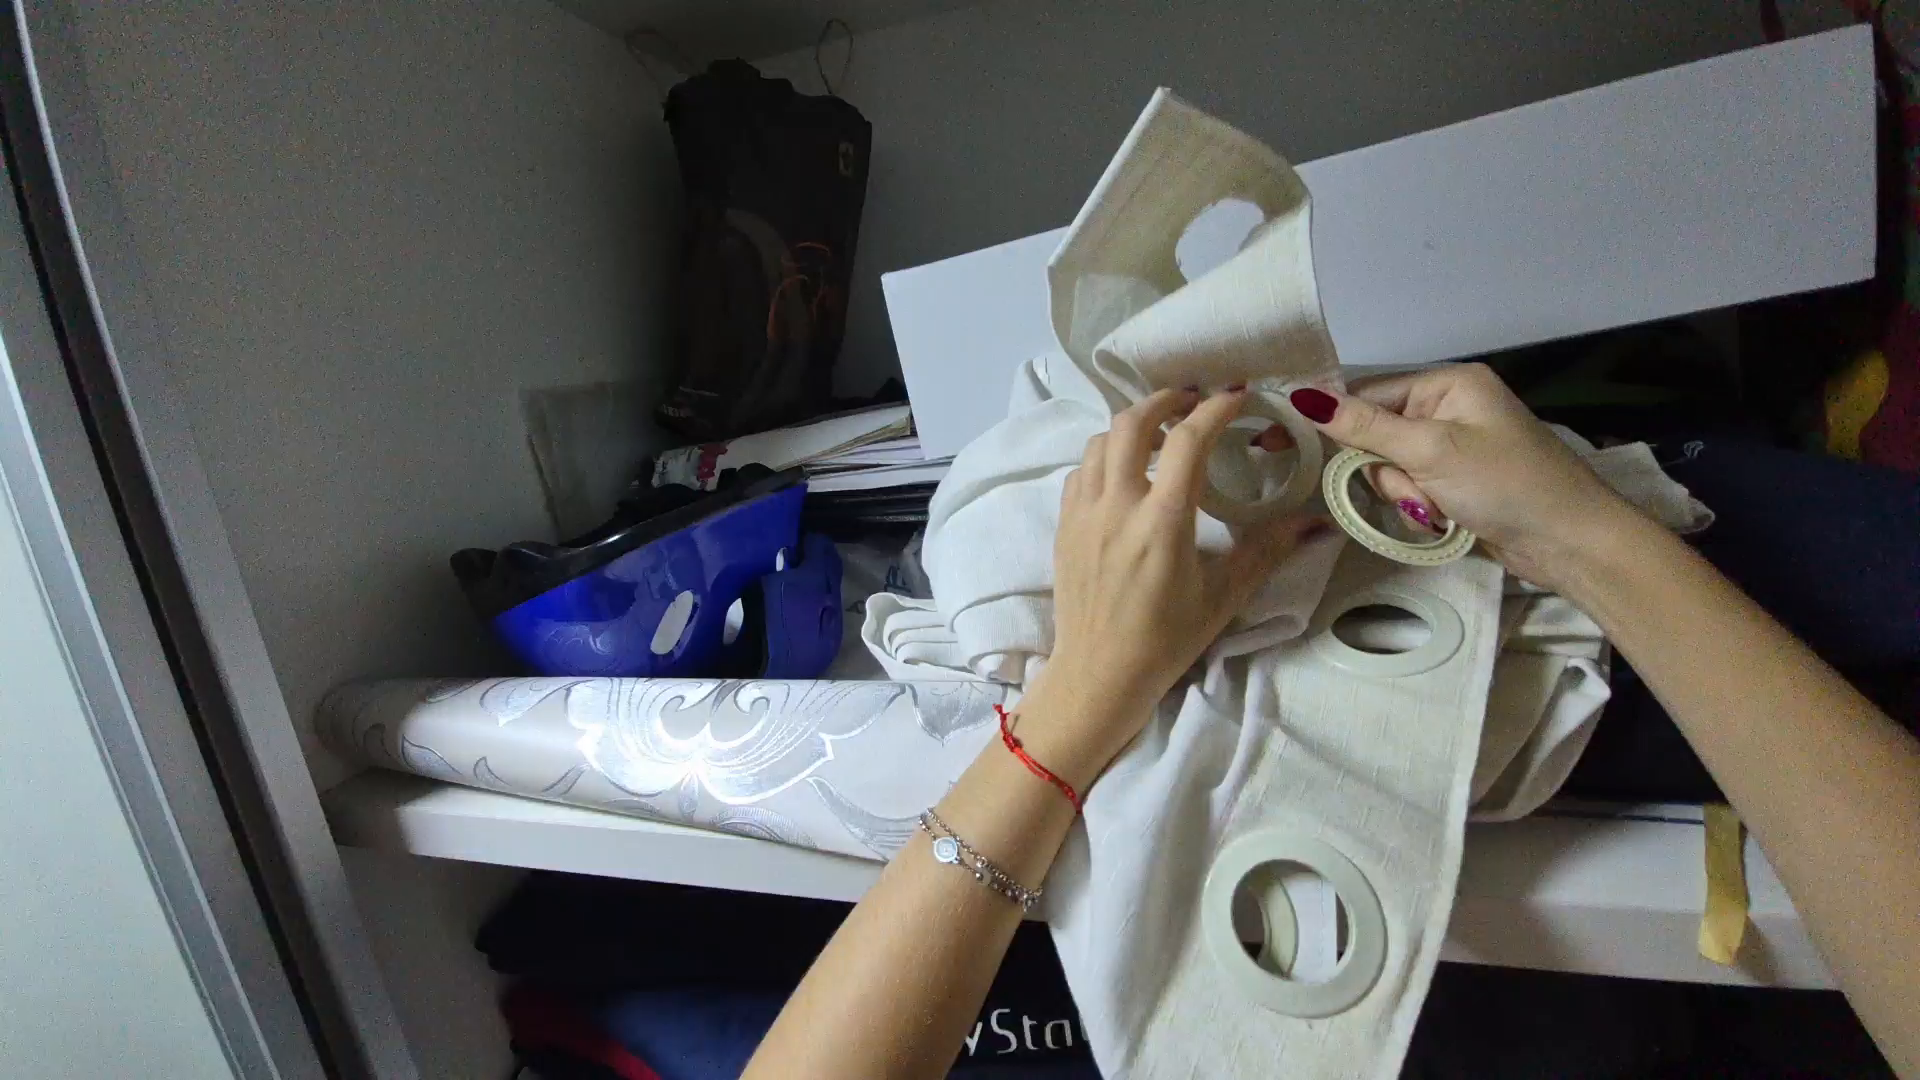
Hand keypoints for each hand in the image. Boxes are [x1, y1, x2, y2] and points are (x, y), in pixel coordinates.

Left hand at [1020, 387, 1325, 779]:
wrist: (1098, 673)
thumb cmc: (1165, 639)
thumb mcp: (1223, 596)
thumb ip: (1267, 550)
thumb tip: (1318, 521)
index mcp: (1161, 520)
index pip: (1187, 441)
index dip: (1214, 409)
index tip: (1236, 395)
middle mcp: (1116, 506)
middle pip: (1130, 424)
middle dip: (1163, 400)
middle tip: (1190, 400)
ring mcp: (1082, 513)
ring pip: (1098, 443)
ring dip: (1128, 426)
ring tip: (1156, 431)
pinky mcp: (1063, 526)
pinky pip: (1079, 472)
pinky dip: (1101, 456)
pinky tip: (1121, 472)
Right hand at [1287, 363, 1635, 590]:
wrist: (1571, 542)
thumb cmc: (1505, 485)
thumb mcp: (1429, 451)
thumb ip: (1363, 425)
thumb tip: (1303, 396)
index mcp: (1445, 384)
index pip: (1362, 393)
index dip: (1323, 418)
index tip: (1275, 439)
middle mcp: (1444, 406)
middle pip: (1369, 431)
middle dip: (1379, 468)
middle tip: (1410, 491)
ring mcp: (1448, 442)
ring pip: (1382, 464)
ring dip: (1398, 491)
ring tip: (1434, 507)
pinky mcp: (1450, 475)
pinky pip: (1403, 483)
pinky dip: (1412, 502)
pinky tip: (1439, 516)